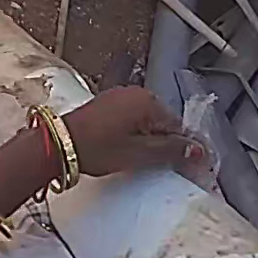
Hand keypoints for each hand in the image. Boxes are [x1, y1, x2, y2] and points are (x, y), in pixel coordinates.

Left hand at [60, 86, 204, 177]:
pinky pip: (131, 117)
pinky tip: (124, 147)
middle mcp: (137, 92)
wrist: (59, 144)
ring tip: (139, 159)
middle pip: (162, 121)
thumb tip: (198, 150)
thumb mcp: (139, 154)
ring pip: (146, 120)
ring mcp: (121, 95)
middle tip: (157, 165)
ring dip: (148, 138)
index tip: (185, 165)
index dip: (181, 148)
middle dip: (164, 142)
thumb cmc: (98, 148)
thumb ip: (171, 151)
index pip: (177, 126)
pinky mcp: (108, 103)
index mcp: (148, 101)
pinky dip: (133, 132)